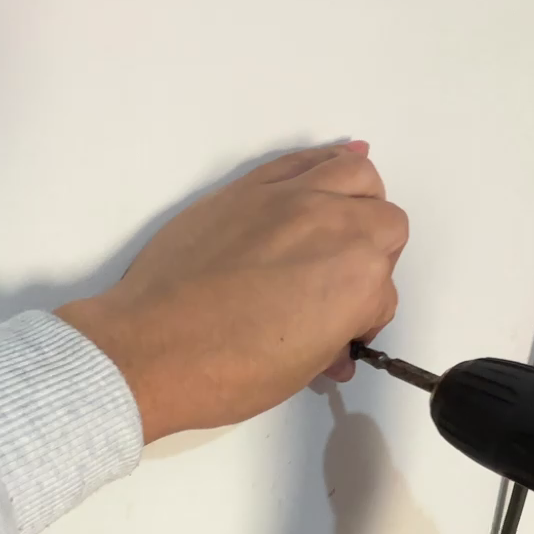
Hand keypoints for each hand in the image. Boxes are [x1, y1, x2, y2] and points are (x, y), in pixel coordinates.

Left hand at [56, 141, 407, 442]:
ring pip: (355, 176)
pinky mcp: (249, 187)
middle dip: (372, 260)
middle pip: (384, 228)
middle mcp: (336, 228)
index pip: (382, 298)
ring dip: (360, 201)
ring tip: (341, 226)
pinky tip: (337, 164)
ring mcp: (290, 199)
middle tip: (338, 287)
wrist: (149, 350)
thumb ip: (328, 346)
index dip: (362, 322)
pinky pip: (304, 160)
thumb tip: (334, 345)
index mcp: (358, 283)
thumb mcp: (294, 374)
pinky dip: (328, 161)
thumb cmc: (223, 373)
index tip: (338, 336)